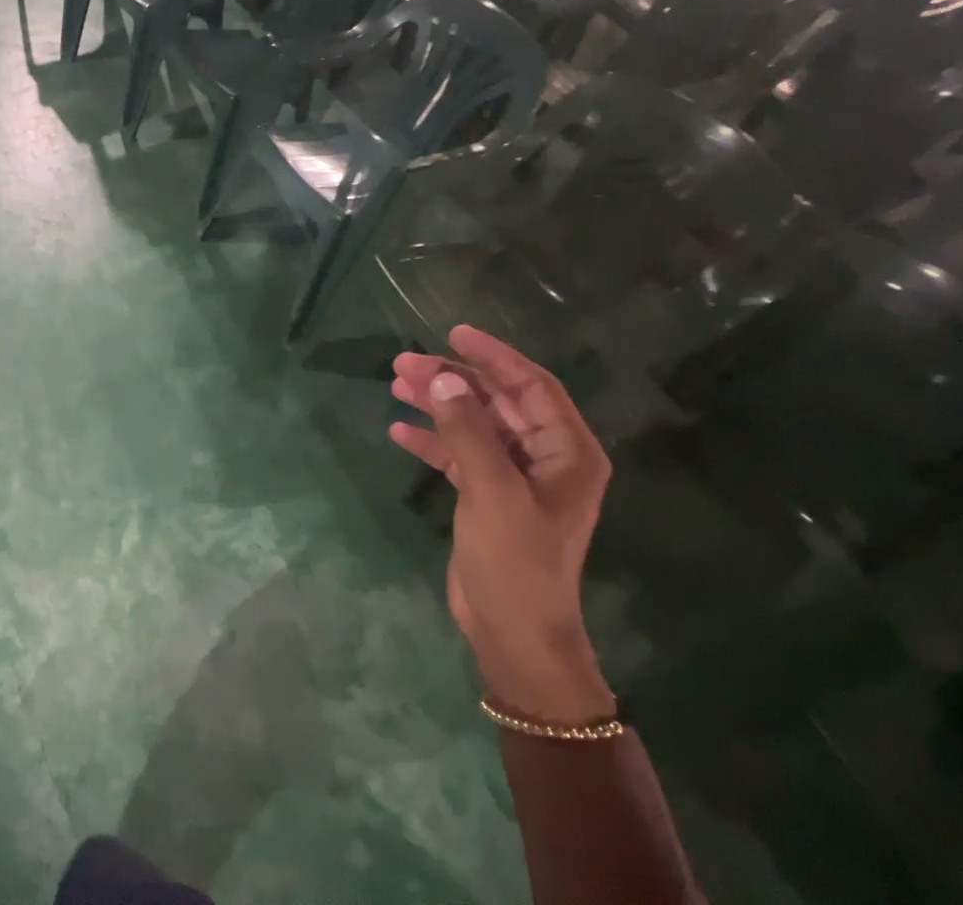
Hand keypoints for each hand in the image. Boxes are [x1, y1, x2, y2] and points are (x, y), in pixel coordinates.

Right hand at [388, 325, 615, 725]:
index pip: (531, 387)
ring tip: (394, 386)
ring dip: (438, 406)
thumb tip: (440, 377)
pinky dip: (432, 441)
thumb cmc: (516, 561)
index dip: (494, 356)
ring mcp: (516, 479)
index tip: (453, 333)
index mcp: (568, 452)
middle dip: (453, 380)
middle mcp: (546, 458)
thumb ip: (467, 431)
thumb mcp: (492, 491)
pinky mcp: (488, 498)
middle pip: (498, 402)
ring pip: (474, 426)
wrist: (512, 630)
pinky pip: (460, 455)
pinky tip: (399, 431)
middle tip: (403, 363)